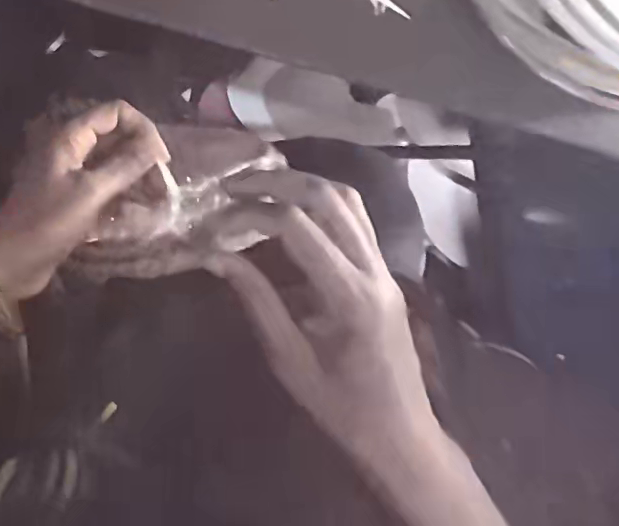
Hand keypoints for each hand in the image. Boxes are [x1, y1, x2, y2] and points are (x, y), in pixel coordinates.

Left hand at [0, 101, 170, 299]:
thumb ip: (125, 166)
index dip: (142, 128)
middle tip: (164, 187)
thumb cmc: (46, 223)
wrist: (8, 263)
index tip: (161, 159)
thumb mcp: (90, 193)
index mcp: (70, 137)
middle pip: (116, 138)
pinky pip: (106, 189)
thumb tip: (155, 145)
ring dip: (137, 180)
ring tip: (159, 204)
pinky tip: (140, 217)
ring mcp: (73, 174)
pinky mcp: (74, 198)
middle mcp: (72, 149)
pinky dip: (124, 198)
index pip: (115, 112)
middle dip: (143, 157)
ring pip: (113, 165)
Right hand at [206, 171, 439, 463]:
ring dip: (300, 181)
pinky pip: (355, 215)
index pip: (297, 228)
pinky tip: (292, 202)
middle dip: (275, 182)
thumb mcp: (289, 359)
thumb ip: (256, 299)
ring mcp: (384, 266)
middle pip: (326, 197)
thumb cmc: (343, 408)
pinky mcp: (383, 268)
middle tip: (234, 185)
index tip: (218, 220)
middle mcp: (373, 270)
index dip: (251, 214)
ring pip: (346, 198)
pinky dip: (320, 196)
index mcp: (350, 296)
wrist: (404, 437)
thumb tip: (214, 254)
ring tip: (260, 185)